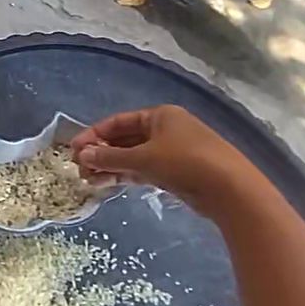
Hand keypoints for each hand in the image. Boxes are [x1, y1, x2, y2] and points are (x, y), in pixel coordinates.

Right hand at [71, 105, 246, 203]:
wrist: (230, 190)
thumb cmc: (185, 163)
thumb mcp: (143, 159)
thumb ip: (110, 157)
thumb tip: (82, 155)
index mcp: (159, 116)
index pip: (117, 122)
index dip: (94, 134)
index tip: (74, 149)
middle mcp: (166, 129)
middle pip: (124, 138)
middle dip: (101, 153)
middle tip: (79, 168)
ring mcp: (173, 151)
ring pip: (133, 156)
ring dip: (111, 166)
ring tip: (89, 179)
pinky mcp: (177, 172)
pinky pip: (144, 169)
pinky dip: (126, 174)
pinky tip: (109, 183)